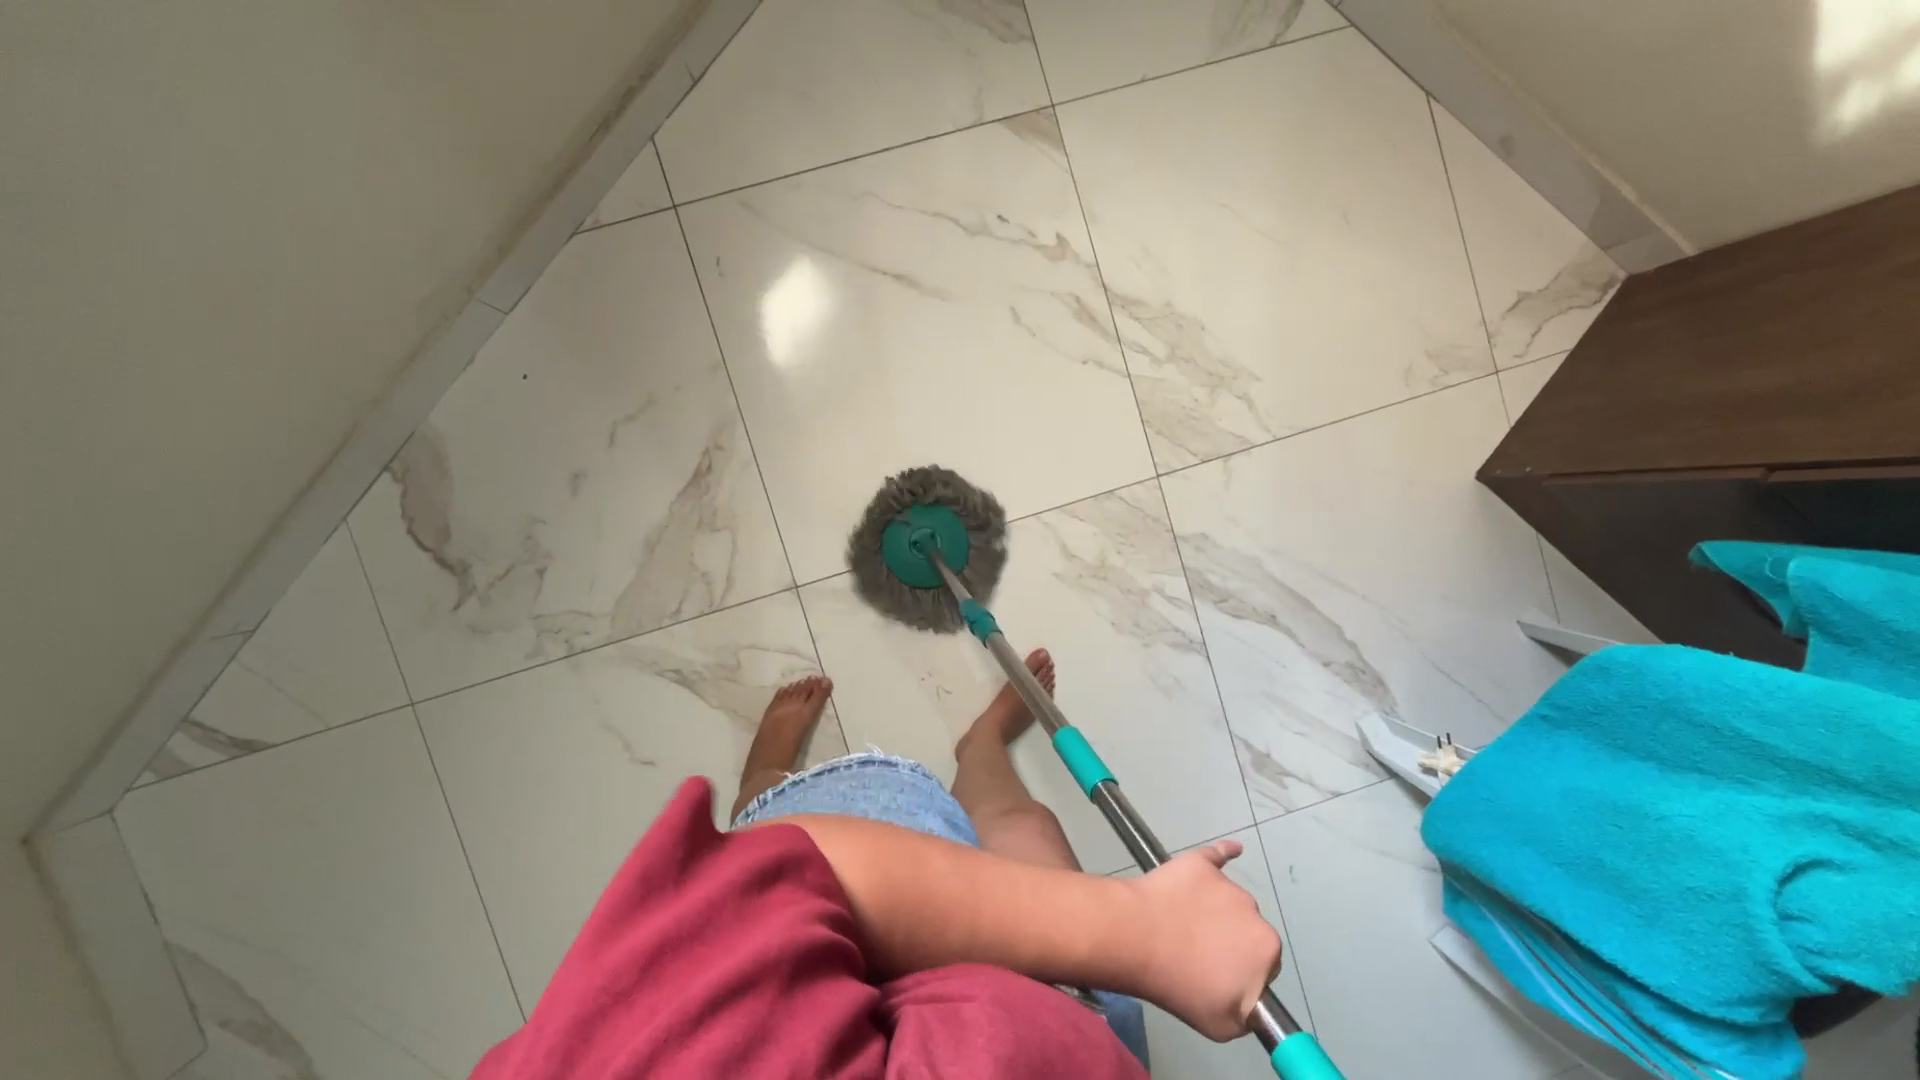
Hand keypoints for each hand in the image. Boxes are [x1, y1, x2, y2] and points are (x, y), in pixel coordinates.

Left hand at [1124, 840, 1282, 1040]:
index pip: (1263, 964)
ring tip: (1179, 924)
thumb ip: (1249, 1014)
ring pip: (1225, 900)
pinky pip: (1217, 856)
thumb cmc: (1179, 984)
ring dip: (1211, 910)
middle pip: (1245, 928)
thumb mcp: (1223, 1026)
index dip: (1240, 972)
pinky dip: (1225, 853)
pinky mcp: (1199, 863)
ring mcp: (1224, 883)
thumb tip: (1251, 999)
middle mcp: (1253, 910)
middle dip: (1227, 940)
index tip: (1216, 976)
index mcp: (1267, 949)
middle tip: (1193, 952)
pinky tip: (1234, 849)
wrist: (1136, 937)